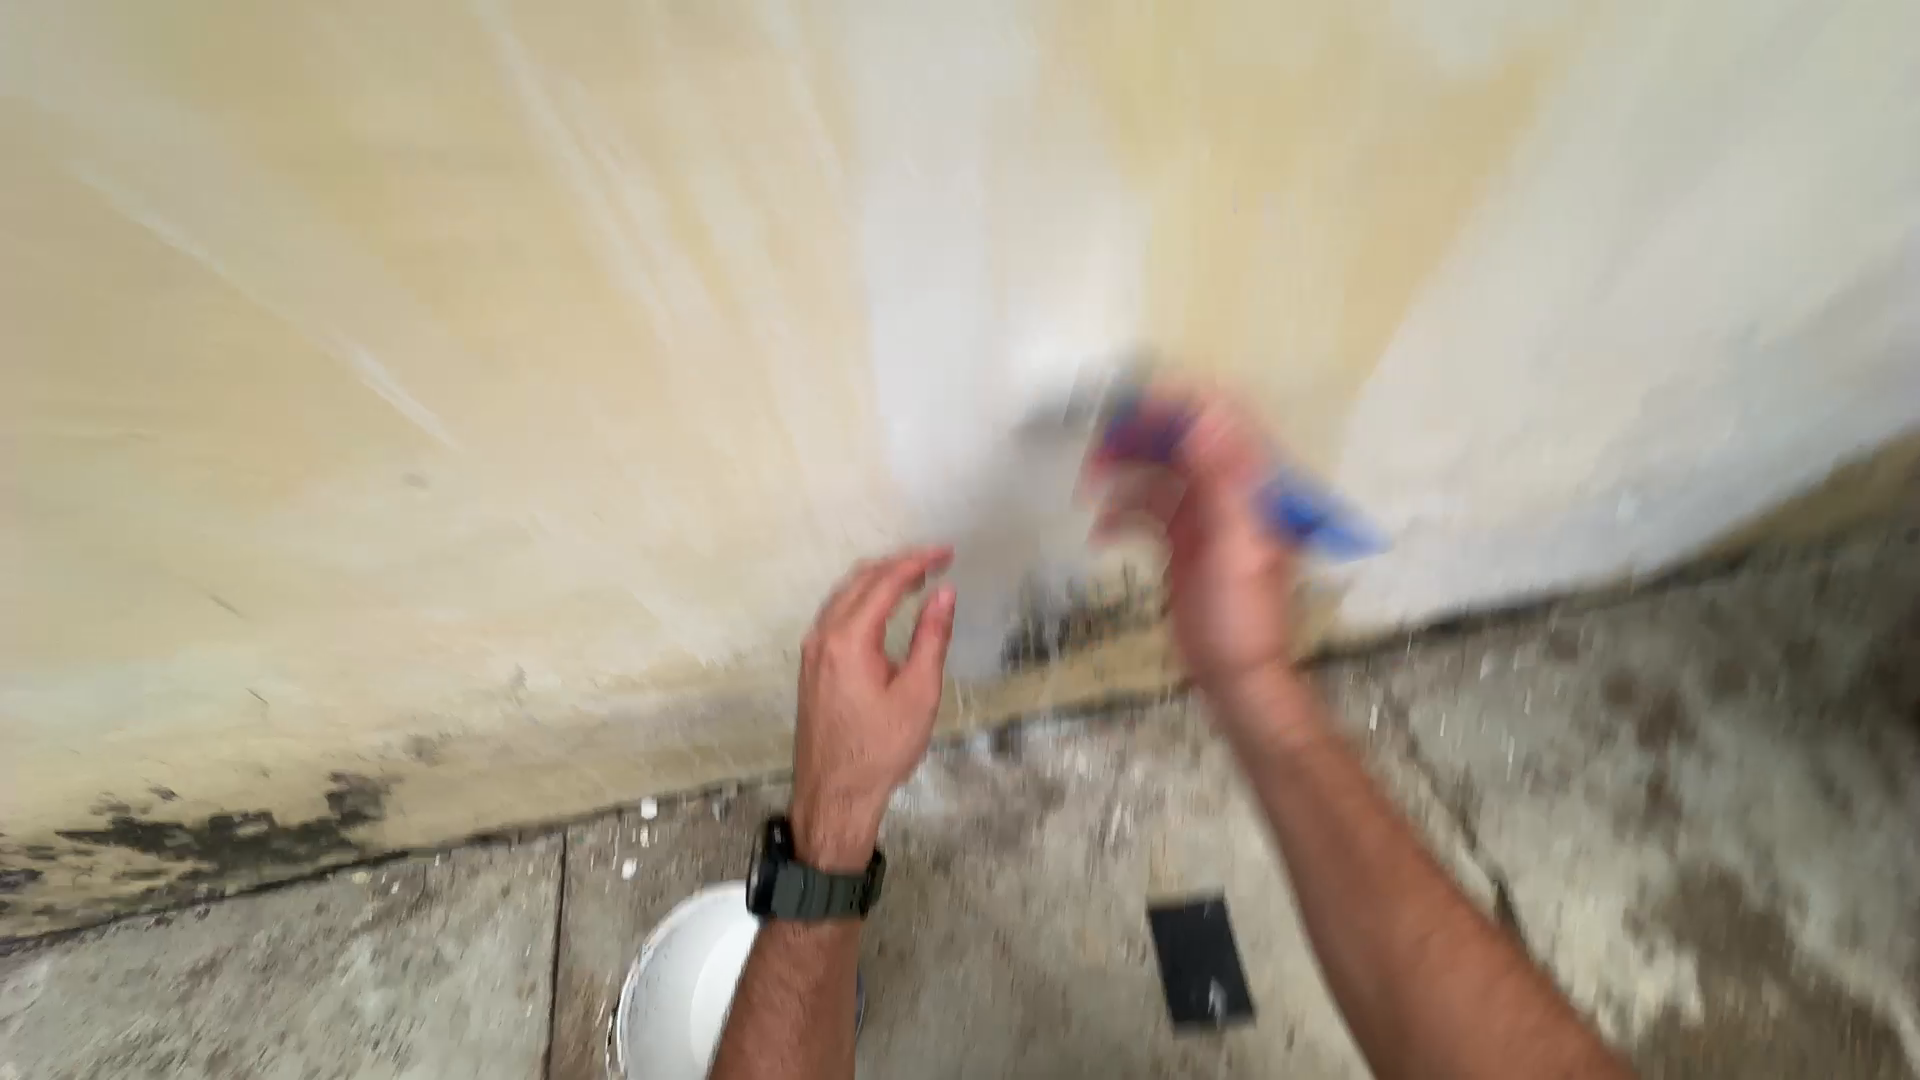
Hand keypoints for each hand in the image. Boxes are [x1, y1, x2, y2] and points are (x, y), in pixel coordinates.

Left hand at [790, 547, 956, 870]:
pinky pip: (836, 612)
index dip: (918, 562)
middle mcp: (823, 635)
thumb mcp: (919, 694)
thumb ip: (931, 637)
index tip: (947, 553)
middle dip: (899, 563)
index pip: (885, 583)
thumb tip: (944, 593)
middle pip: (860, 579)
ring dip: (879, 578)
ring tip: (917, 577)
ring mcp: (812, 649)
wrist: (834, 795)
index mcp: (849, 640)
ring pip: (844, 593)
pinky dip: (863, 597)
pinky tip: (884, 605)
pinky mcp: (811, 663)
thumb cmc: (881, 748)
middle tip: (937, 560)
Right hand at [1084, 382, 1298, 706]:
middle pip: (1179, 436)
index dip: (1175, 403)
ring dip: (1120, 471)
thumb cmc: (1241, 616)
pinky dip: (1118, 513)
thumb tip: (1201, 422)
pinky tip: (1101, 535)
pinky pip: (1142, 506)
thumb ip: (1223, 483)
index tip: (1128, 409)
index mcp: (1253, 482)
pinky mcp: (1177, 535)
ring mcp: (1201, 511)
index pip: (1220, 415)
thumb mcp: (1236, 547)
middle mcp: (1227, 487)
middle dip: (1136, 435)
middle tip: (1096, 450)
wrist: (1231, 672)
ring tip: (1088, 486)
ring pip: (1155, 468)